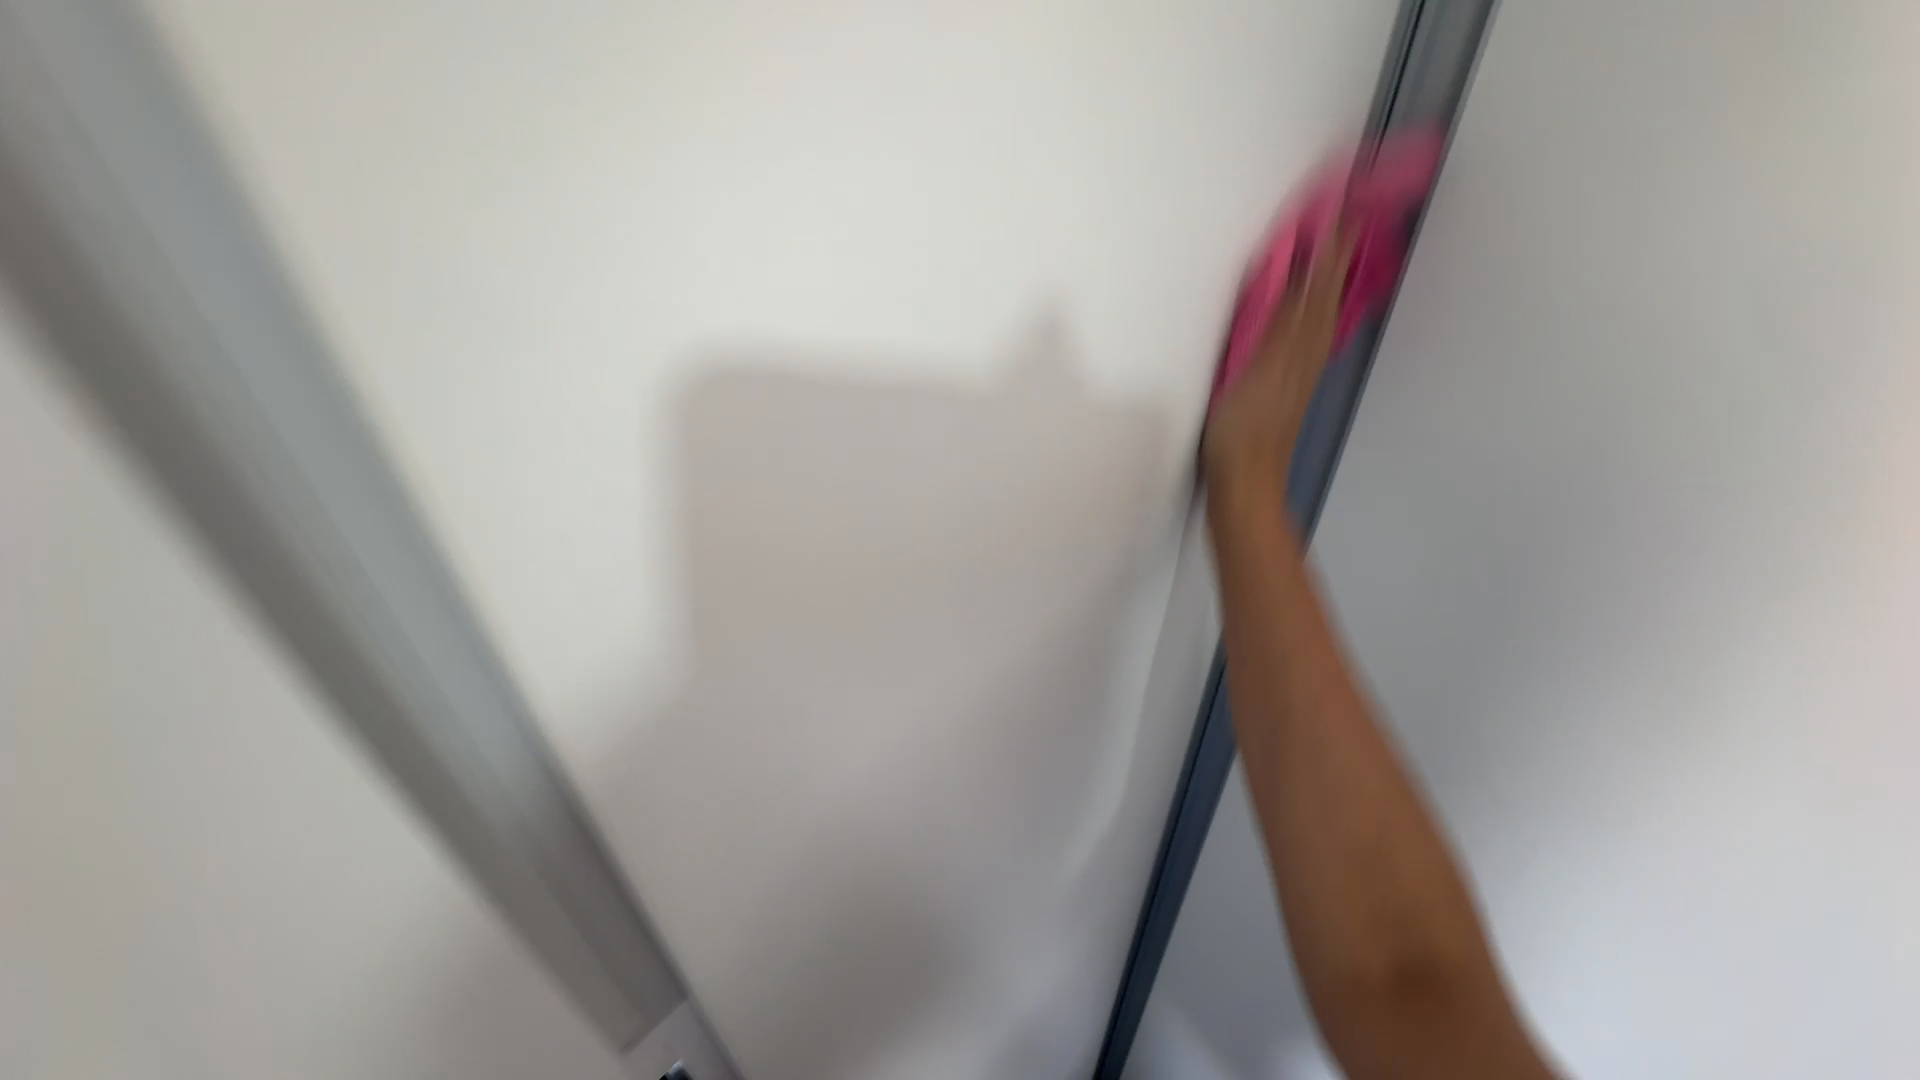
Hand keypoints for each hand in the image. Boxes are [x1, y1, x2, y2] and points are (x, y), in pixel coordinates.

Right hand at [1202, 229, 1355, 489]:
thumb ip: (1282, 318)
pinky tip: (1301, 306)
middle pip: (1327, 292)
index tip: (1341, 204)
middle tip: (1344, 217)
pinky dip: (1309, 306)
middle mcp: (1307, 348)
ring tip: (1329, 250)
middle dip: (1336, 254)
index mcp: (1301, 340)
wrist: (1246, 479)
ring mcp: (1298, 366)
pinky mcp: (1285, 381)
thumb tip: (1307, 269)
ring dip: (1325, 277)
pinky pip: (1305, 329)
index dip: (1331, 243)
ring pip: (1319, 310)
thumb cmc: (1244, 429)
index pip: (1320, 280)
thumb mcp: (1259, 367)